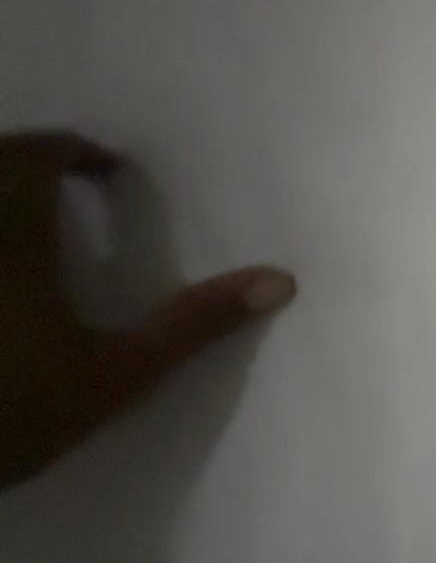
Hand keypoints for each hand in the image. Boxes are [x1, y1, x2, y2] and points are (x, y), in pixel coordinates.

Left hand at [0, 130, 295, 489]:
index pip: (27, 159)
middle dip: (15, 162)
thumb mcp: (122, 372)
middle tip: (58, 183)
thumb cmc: (8, 412)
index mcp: (8, 243)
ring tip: (22, 219)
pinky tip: (8, 268)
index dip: (68, 151)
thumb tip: (281, 278)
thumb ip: (196, 321)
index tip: (107, 168)